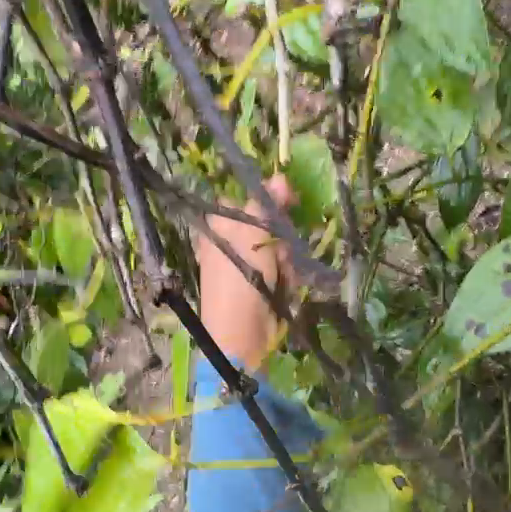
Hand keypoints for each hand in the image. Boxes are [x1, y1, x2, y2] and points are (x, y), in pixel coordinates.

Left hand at [194, 178, 293, 371]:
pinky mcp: (261, 287)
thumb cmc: (240, 281)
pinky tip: (287, 288)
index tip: (291, 203)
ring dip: (289, 259)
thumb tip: (280, 177)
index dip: (271, 201)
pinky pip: (282, 271)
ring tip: (286, 275)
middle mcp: (230, 241)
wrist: (240, 334)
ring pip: (279, 248)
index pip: (250, 200)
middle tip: (284, 249)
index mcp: (219, 224)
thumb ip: (267, 205)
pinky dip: (288, 278)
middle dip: (282, 235)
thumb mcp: (253, 236)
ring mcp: (246, 266)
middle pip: (268, 224)